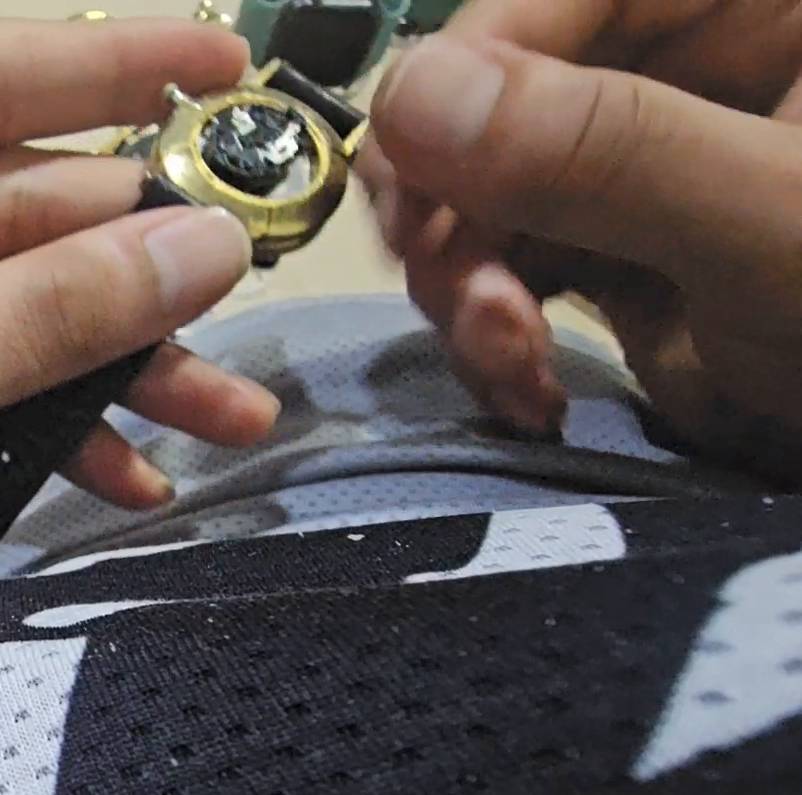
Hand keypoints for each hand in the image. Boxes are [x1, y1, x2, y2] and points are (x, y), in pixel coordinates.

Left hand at [0, 17, 278, 712]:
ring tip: (222, 412)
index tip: (231, 66)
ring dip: (115, 363)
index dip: (114, 67)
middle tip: (248, 296)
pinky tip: (125, 467)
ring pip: (18, 302)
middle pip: (20, 207)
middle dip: (134, 265)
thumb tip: (199, 246)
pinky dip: (51, 419)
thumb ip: (43, 315)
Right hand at [360, 0, 801, 475]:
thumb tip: (404, 93)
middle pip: (491, 115)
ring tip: (511, 368)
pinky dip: (481, 334)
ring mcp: (637, 166)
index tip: (410, 181)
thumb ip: (599, 153)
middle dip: (452, 224)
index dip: (463, 78)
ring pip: (471, 205)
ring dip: (462, 298)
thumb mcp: (773, 227)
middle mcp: (696, 71)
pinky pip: (490, 267)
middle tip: (463, 300)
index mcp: (781, 5)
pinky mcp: (602, 244)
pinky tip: (521, 383)